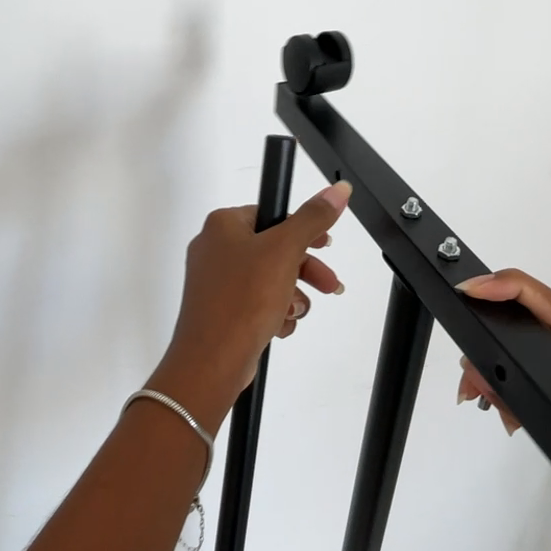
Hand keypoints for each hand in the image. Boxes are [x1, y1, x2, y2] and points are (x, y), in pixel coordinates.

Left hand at [148, 181, 351, 430]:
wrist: (213, 359)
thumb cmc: (241, 301)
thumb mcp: (285, 251)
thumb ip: (313, 219)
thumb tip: (337, 191)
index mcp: (223, 225)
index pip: (272, 215)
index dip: (303, 230)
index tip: (326, 243)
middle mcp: (215, 250)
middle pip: (274, 250)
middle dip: (305, 270)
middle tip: (329, 285)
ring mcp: (216, 282)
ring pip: (269, 280)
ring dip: (292, 295)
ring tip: (295, 311)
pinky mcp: (221, 309)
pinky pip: (257, 304)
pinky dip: (275, 313)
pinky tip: (279, 326)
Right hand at [454, 268, 550, 550]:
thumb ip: (538, 411)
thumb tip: (490, 378)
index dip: (519, 290)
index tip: (475, 287)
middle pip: (547, 323)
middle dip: (497, 328)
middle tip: (464, 357)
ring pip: (537, 348)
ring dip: (497, 360)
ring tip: (473, 387)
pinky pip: (538, 373)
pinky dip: (508, 381)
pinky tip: (493, 398)